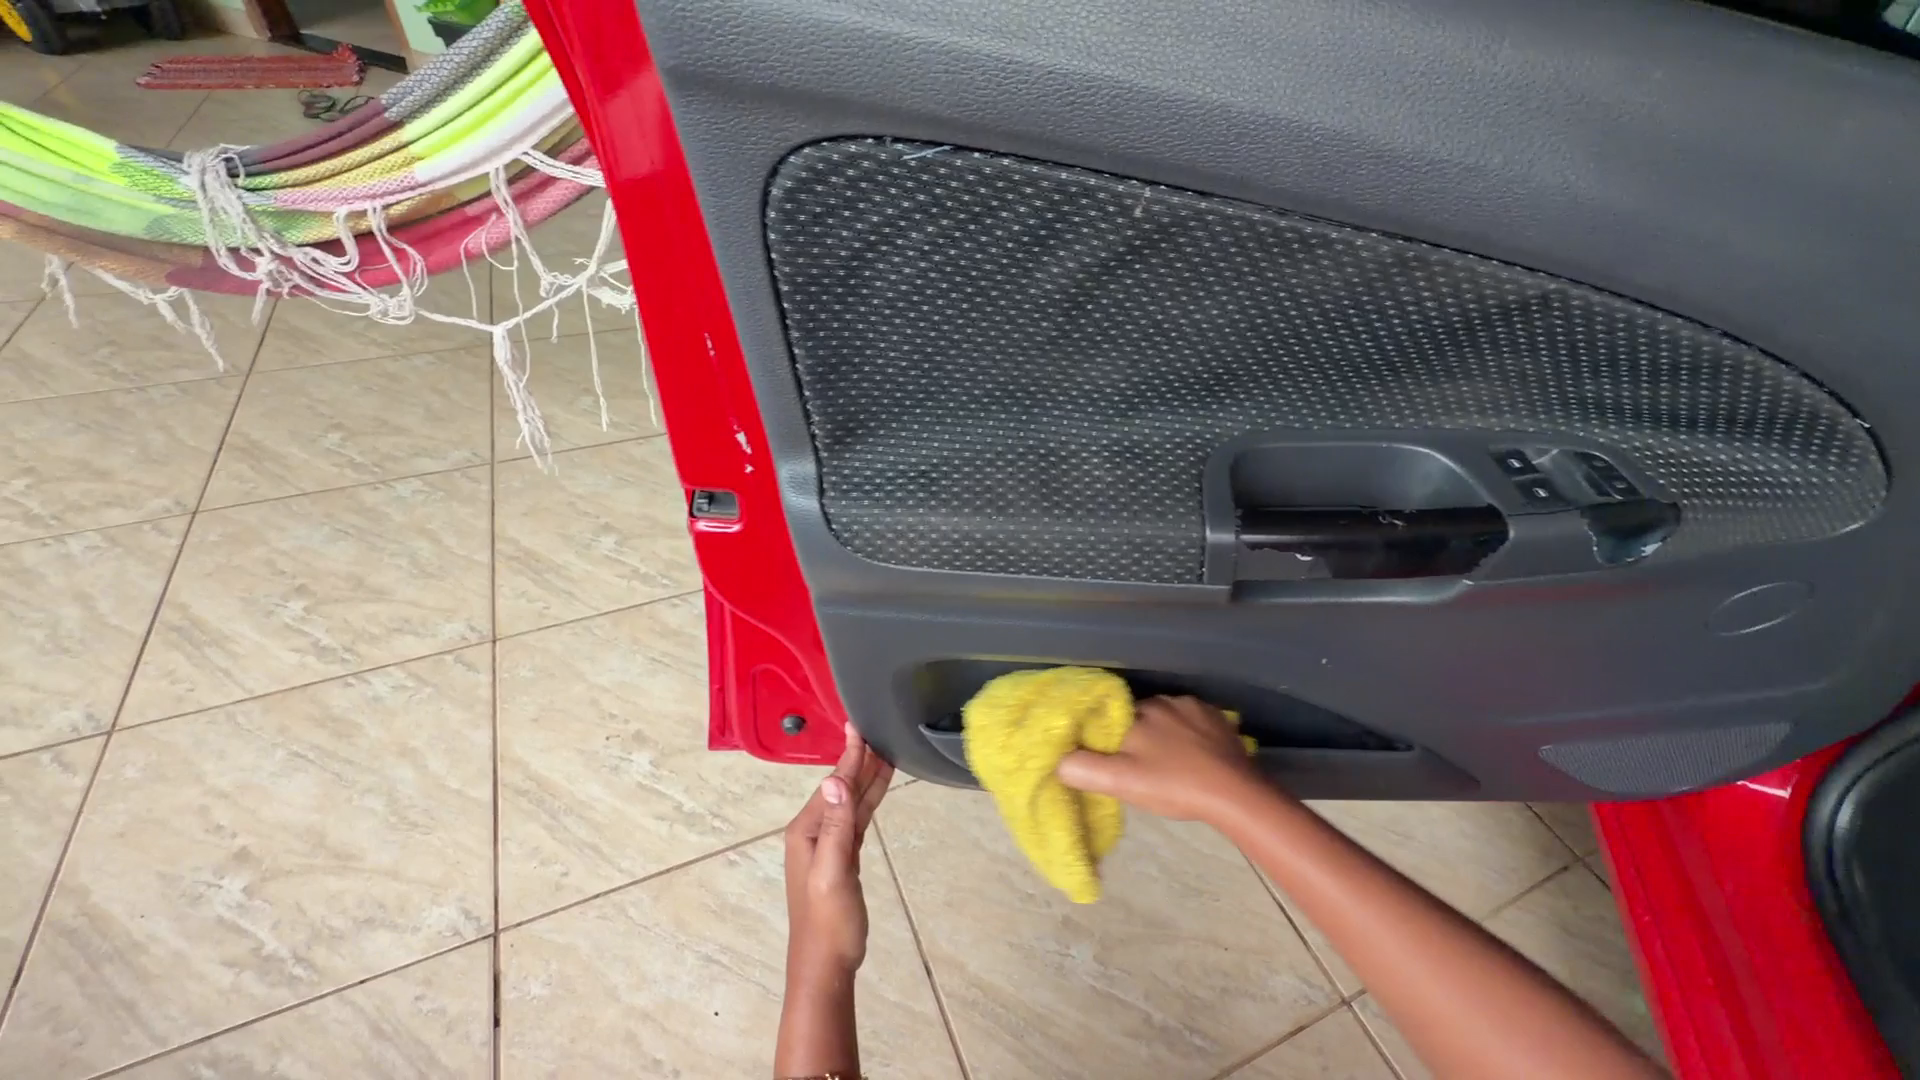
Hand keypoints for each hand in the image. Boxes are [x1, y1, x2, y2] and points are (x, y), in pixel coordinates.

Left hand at [784, 725, 893, 977]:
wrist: (826, 966)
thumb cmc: (828, 923)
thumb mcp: (833, 873)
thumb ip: (836, 827)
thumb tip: (834, 781)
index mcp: (806, 831)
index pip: (832, 785)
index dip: (849, 757)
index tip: (859, 727)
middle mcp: (813, 832)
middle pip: (840, 788)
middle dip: (858, 760)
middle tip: (876, 728)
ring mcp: (827, 844)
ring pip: (851, 802)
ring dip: (867, 777)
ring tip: (885, 750)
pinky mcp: (842, 856)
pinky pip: (857, 818)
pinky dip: (868, 799)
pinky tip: (879, 787)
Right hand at [1056, 695, 1265, 822]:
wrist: (1235, 794)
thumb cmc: (1173, 785)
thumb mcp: (1121, 782)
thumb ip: (1084, 769)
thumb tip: (1057, 759)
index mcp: (1139, 711)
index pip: (1114, 718)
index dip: (1111, 737)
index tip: (1116, 757)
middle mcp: (1165, 700)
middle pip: (1141, 718)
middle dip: (1140, 736)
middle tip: (1143, 767)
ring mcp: (1196, 707)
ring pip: (1169, 718)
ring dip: (1167, 735)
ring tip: (1171, 764)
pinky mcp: (1220, 719)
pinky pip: (1195, 722)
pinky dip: (1192, 735)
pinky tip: (1196, 757)